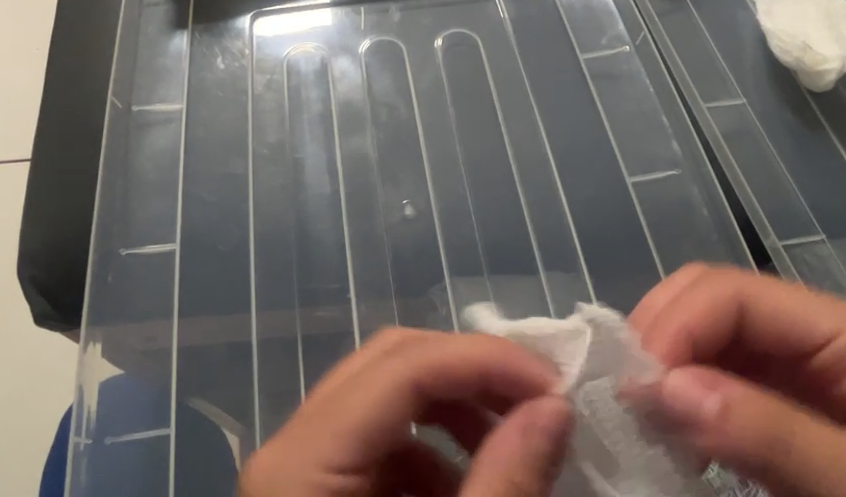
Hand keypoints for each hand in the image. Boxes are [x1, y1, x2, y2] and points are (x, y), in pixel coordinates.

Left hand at [239, 327, 573, 496]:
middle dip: (472, 376)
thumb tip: (555, 407)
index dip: (484, 361)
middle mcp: (290, 448)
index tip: (555, 386)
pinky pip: (376, 447)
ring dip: (456, 415)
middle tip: (543, 403)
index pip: (402, 365)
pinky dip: (432, 455)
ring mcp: (298, 470)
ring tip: (515, 450)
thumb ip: (503, 485)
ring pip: (385, 401)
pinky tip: (471, 486)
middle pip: (389, 365)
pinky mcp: (313, 493)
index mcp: (302, 461)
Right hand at [628, 265, 845, 496]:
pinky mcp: (796, 412)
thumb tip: (662, 386)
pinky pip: (723, 381)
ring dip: (667, 369)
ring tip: (642, 423)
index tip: (634, 392)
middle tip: (628, 405)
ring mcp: (810, 374)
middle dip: (662, 339)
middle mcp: (827, 338)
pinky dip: (685, 399)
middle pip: (716, 301)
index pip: (736, 293)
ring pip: (711, 338)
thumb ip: (775, 438)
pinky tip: (673, 436)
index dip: (675, 327)